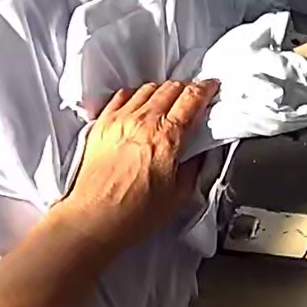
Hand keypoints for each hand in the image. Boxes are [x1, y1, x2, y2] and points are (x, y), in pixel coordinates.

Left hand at [50, 79, 219, 248]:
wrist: (94, 219)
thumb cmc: (135, 212)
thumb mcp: (179, 194)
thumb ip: (194, 166)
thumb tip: (200, 152)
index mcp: (167, 136)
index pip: (192, 97)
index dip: (206, 88)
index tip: (212, 87)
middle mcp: (144, 121)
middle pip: (171, 87)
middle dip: (187, 89)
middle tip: (193, 98)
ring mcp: (120, 119)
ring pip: (147, 88)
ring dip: (163, 91)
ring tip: (168, 102)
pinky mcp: (102, 124)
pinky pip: (122, 96)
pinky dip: (136, 95)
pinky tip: (140, 105)